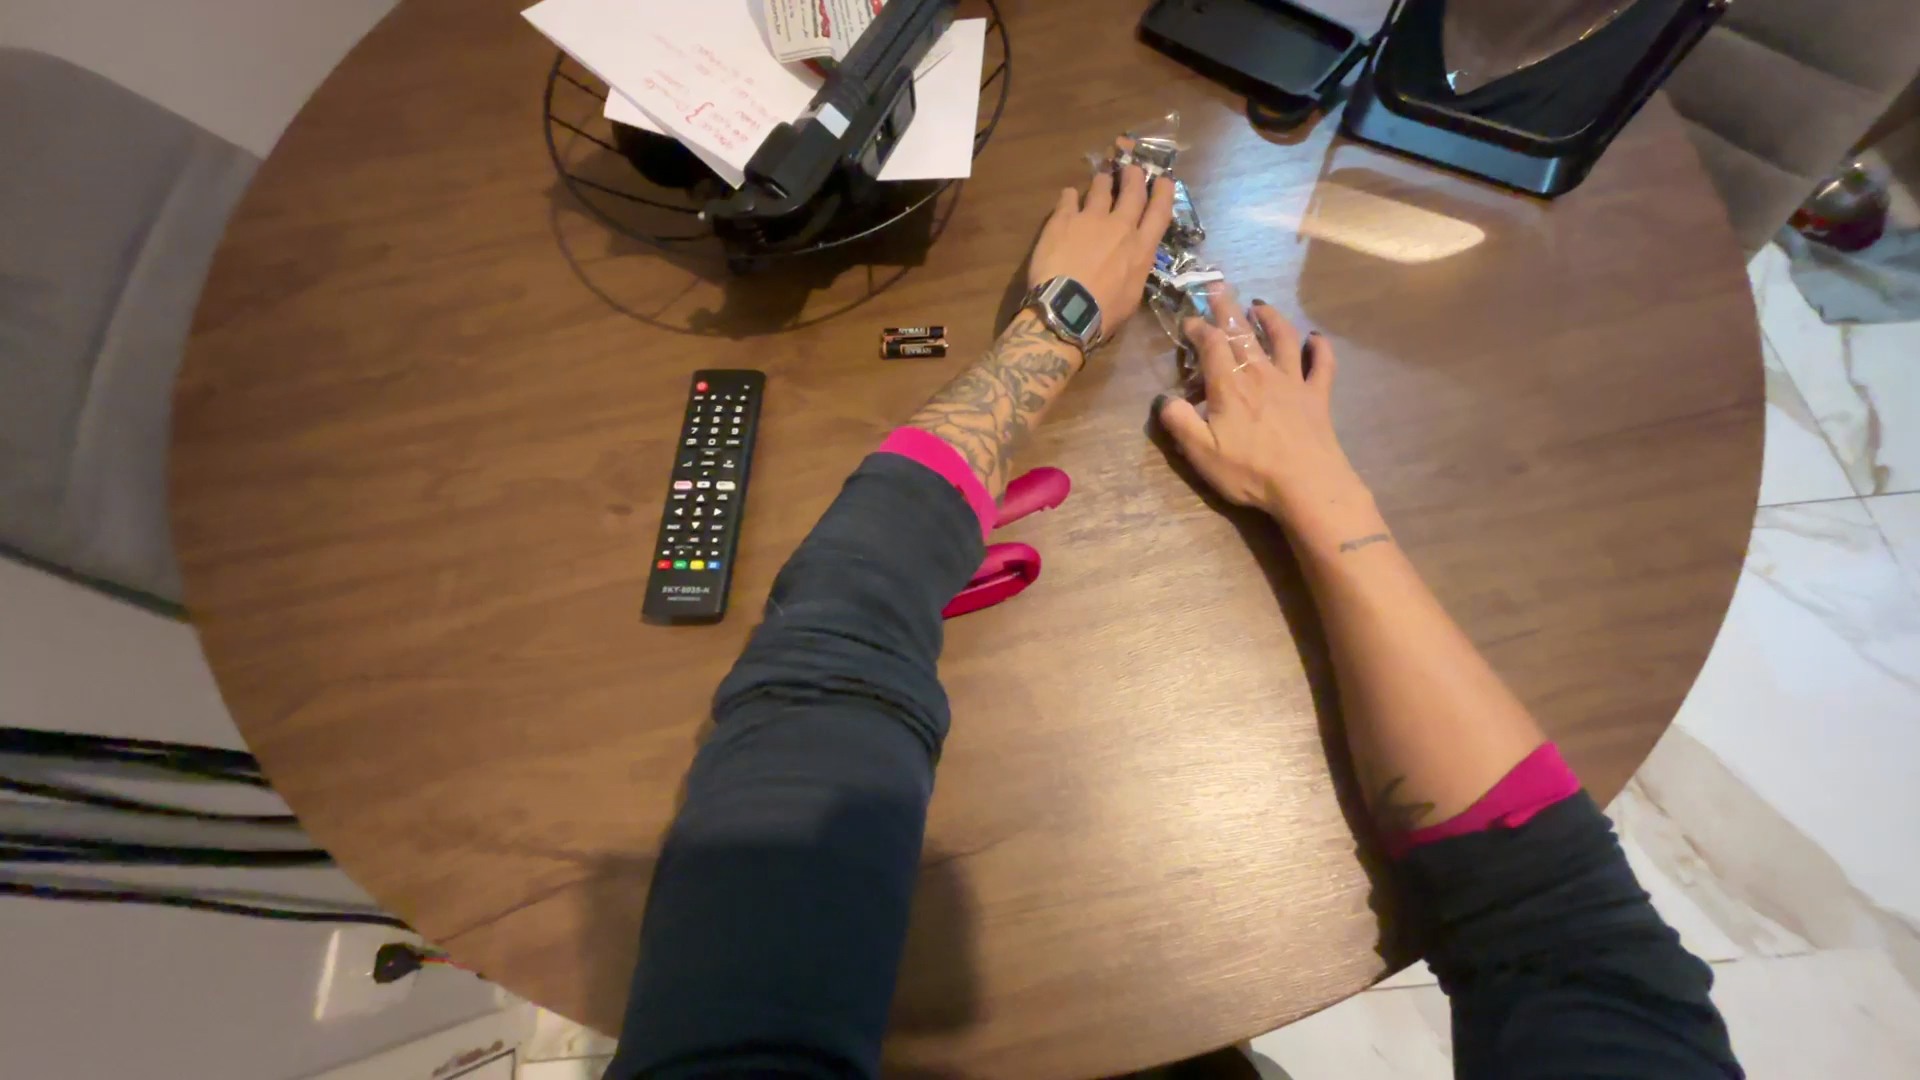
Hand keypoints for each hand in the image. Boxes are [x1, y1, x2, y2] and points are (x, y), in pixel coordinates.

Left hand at [1029, 164, 1174, 338]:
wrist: (1066, 311)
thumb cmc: (1103, 313)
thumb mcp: (1132, 297)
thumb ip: (1135, 272)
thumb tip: (1132, 264)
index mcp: (1141, 248)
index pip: (1159, 212)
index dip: (1163, 192)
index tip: (1163, 180)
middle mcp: (1119, 226)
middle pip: (1131, 191)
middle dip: (1133, 176)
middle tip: (1130, 169)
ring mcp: (1090, 219)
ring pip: (1100, 188)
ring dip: (1103, 181)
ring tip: (1101, 178)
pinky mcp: (1063, 220)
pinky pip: (1068, 198)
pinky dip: (1070, 195)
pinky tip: (1069, 195)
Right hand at [1156, 293, 1373, 532]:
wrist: (1307, 486)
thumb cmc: (1249, 471)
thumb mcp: (1200, 452)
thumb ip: (1178, 421)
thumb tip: (1163, 398)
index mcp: (1230, 386)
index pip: (1211, 345)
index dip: (1198, 328)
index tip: (1188, 320)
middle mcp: (1261, 374)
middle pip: (1243, 332)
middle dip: (1228, 308)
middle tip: (1219, 287)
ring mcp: (1294, 382)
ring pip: (1283, 339)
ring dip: (1271, 318)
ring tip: (1260, 306)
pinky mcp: (1318, 397)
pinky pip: (1322, 365)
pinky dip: (1320, 348)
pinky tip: (1316, 339)